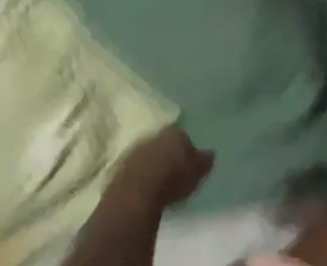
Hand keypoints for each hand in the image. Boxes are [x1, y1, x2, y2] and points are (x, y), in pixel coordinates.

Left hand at [61, 126, 213, 265]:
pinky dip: (138, 176)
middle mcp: (152, 135)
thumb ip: (204, 160)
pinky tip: (143, 188)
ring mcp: (132, 151)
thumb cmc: (172, 179)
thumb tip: (210, 153)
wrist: (135, 196)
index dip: (186, 146)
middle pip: (162, 142)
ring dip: (150, 164)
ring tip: (157, 180)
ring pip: (145, 155)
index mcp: (173, 131)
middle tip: (172, 168)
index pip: (182, 134)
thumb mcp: (197, 172)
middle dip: (166, 153)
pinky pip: (132, 170)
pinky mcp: (117, 169)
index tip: (188, 159)